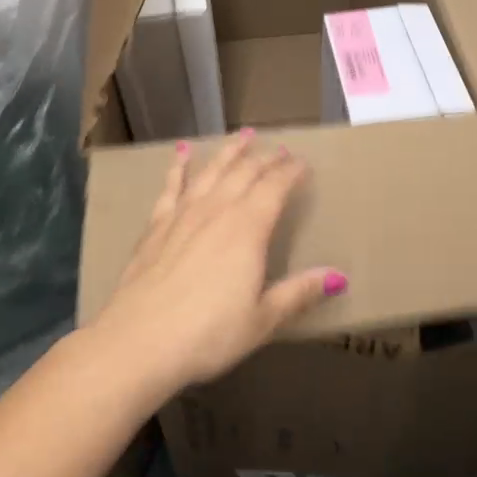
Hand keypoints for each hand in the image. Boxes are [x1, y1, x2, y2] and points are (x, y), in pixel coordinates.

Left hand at [88, 132, 347, 396]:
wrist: (139, 341)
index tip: (303, 164)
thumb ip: (298, 293)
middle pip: (245, 173)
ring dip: (230, 151)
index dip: (291, 172)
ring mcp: (183, 214)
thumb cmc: (208, 334)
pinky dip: (179, 166)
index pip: (275, 188)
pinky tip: (183, 152)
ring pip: (212, 171)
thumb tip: (337, 276)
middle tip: (280, 150)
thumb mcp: (262, 320)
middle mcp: (217, 210)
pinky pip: (172, 186)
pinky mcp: (156, 226)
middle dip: (266, 159)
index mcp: (248, 229)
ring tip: (244, 135)